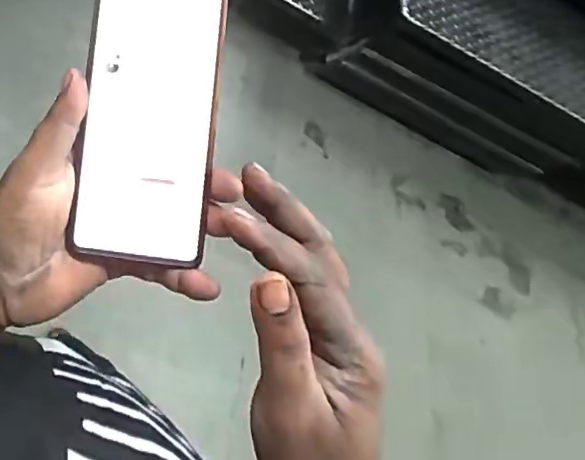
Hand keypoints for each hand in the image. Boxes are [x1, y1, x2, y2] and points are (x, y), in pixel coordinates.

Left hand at [0, 70, 221, 327]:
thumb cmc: (13, 214)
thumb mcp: (37, 165)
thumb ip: (60, 125)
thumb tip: (77, 74)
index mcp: (101, 158)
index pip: (146, 139)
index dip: (180, 136)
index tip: (211, 133)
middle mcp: (117, 187)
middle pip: (170, 182)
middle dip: (203, 184)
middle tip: (233, 188)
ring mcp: (123, 224)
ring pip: (172, 221)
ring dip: (202, 224)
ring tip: (230, 229)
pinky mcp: (122, 260)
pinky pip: (158, 264)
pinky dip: (182, 274)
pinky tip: (205, 285)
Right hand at [209, 163, 384, 459]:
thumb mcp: (290, 411)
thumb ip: (282, 345)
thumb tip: (267, 278)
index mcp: (351, 344)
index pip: (312, 277)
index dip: (273, 244)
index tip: (234, 217)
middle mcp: (350, 326)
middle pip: (320, 253)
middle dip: (286, 210)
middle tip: (251, 174)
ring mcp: (338, 328)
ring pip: (315, 259)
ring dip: (285, 220)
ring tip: (253, 188)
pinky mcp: (321, 334)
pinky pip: (303, 276)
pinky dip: (282, 246)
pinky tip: (263, 234)